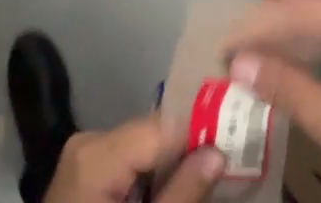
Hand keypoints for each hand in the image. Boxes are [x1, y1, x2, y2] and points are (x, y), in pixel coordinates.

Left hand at [43, 115, 225, 202]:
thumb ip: (183, 193)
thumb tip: (217, 153)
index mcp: (97, 153)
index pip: (163, 126)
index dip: (202, 132)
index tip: (237, 141)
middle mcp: (88, 143)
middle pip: (154, 135)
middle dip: (189, 150)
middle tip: (229, 164)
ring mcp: (83, 156)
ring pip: (144, 148)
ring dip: (173, 165)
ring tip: (207, 178)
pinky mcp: (85, 173)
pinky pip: (128, 162)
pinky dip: (152, 176)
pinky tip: (173, 191)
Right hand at [223, 0, 320, 196]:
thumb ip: (289, 90)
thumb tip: (237, 62)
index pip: (299, 6)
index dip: (257, 25)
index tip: (221, 49)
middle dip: (260, 23)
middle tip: (226, 54)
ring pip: (303, 2)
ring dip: (272, 27)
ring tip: (241, 56)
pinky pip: (315, 14)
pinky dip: (290, 32)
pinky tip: (271, 56)